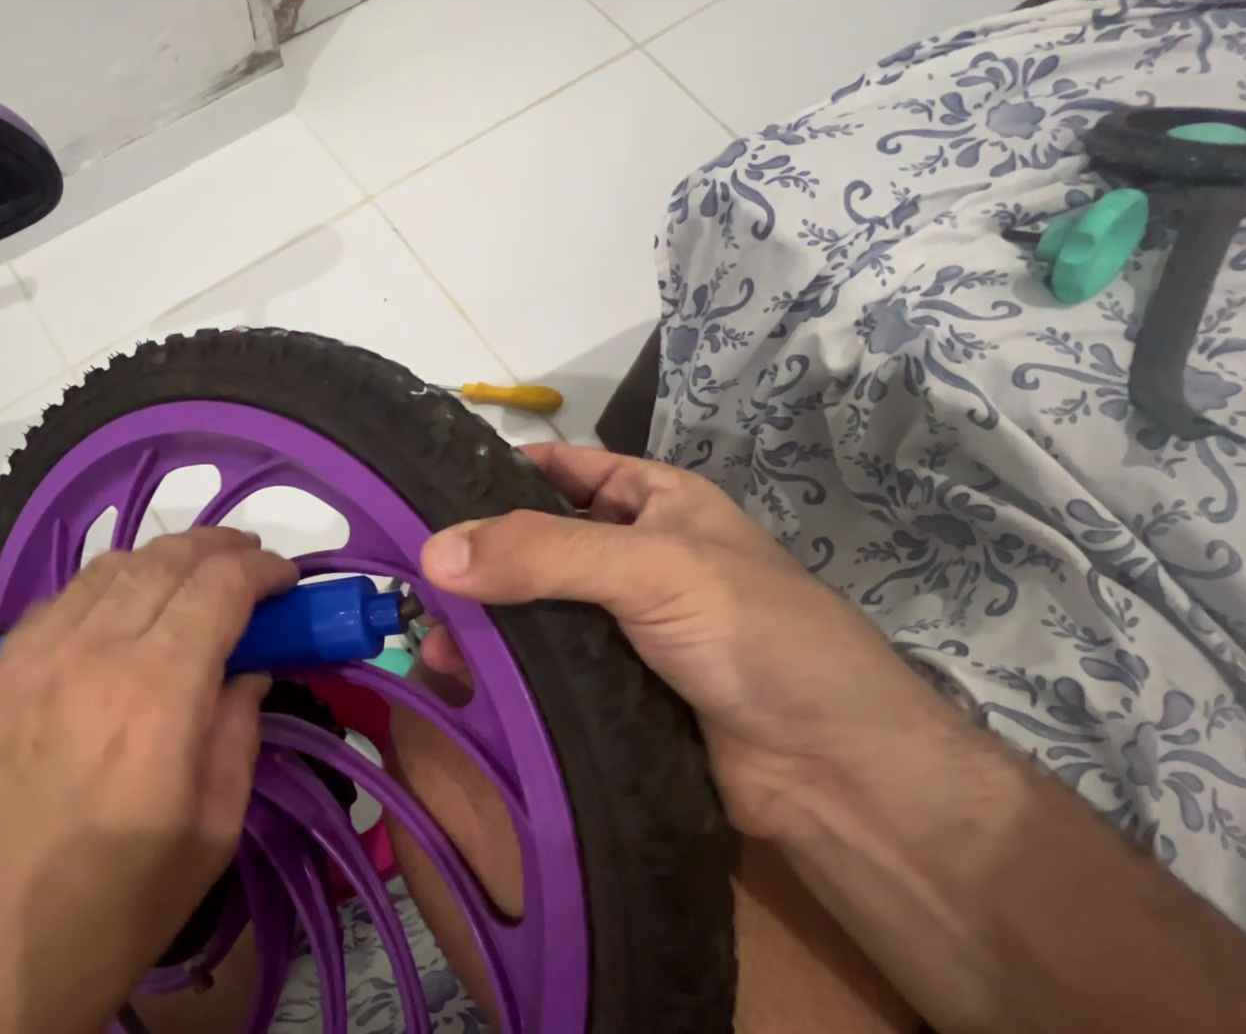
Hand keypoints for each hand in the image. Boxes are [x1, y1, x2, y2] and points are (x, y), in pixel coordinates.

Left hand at [0, 528, 296, 1033]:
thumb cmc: (110, 915)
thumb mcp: (211, 833)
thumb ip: (238, 733)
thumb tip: (250, 671)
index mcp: (156, 695)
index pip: (219, 587)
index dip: (263, 569)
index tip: (288, 579)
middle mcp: (91, 655)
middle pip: (164, 560)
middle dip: (219, 547)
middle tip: (251, 563)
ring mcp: (29, 659)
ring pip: (108, 569)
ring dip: (163, 558)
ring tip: (195, 576)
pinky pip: (59, 602)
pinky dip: (106, 586)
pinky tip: (121, 611)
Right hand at [418, 443, 961, 841]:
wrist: (834, 775)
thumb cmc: (757, 638)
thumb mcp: (653, 570)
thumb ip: (544, 555)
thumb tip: (431, 552)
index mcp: (651, 502)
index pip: (558, 469)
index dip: (495, 471)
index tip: (419, 492)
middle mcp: (629, 557)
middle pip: (532, 545)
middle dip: (475, 564)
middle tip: (411, 590)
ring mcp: (618, 628)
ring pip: (531, 613)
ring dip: (482, 627)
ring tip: (432, 652)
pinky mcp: (609, 692)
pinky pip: (542, 671)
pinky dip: (502, 675)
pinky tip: (461, 685)